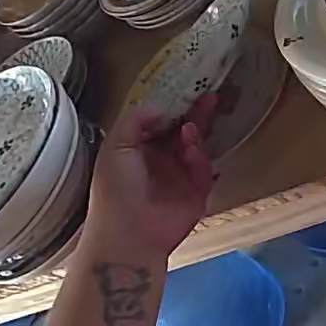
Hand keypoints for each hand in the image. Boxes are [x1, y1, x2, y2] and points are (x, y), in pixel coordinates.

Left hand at [85, 96, 217, 259]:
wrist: (129, 235)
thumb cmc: (115, 190)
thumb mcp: (115, 147)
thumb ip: (134, 121)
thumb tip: (158, 108)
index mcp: (138, 150)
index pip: (160, 124)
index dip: (173, 107)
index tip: (186, 90)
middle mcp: (161, 162)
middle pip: (183, 132)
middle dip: (196, 114)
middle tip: (210, 96)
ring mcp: (180, 178)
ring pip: (196, 149)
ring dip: (195, 135)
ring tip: (190, 129)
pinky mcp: (197, 194)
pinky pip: (205, 171)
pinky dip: (200, 159)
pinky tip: (192, 150)